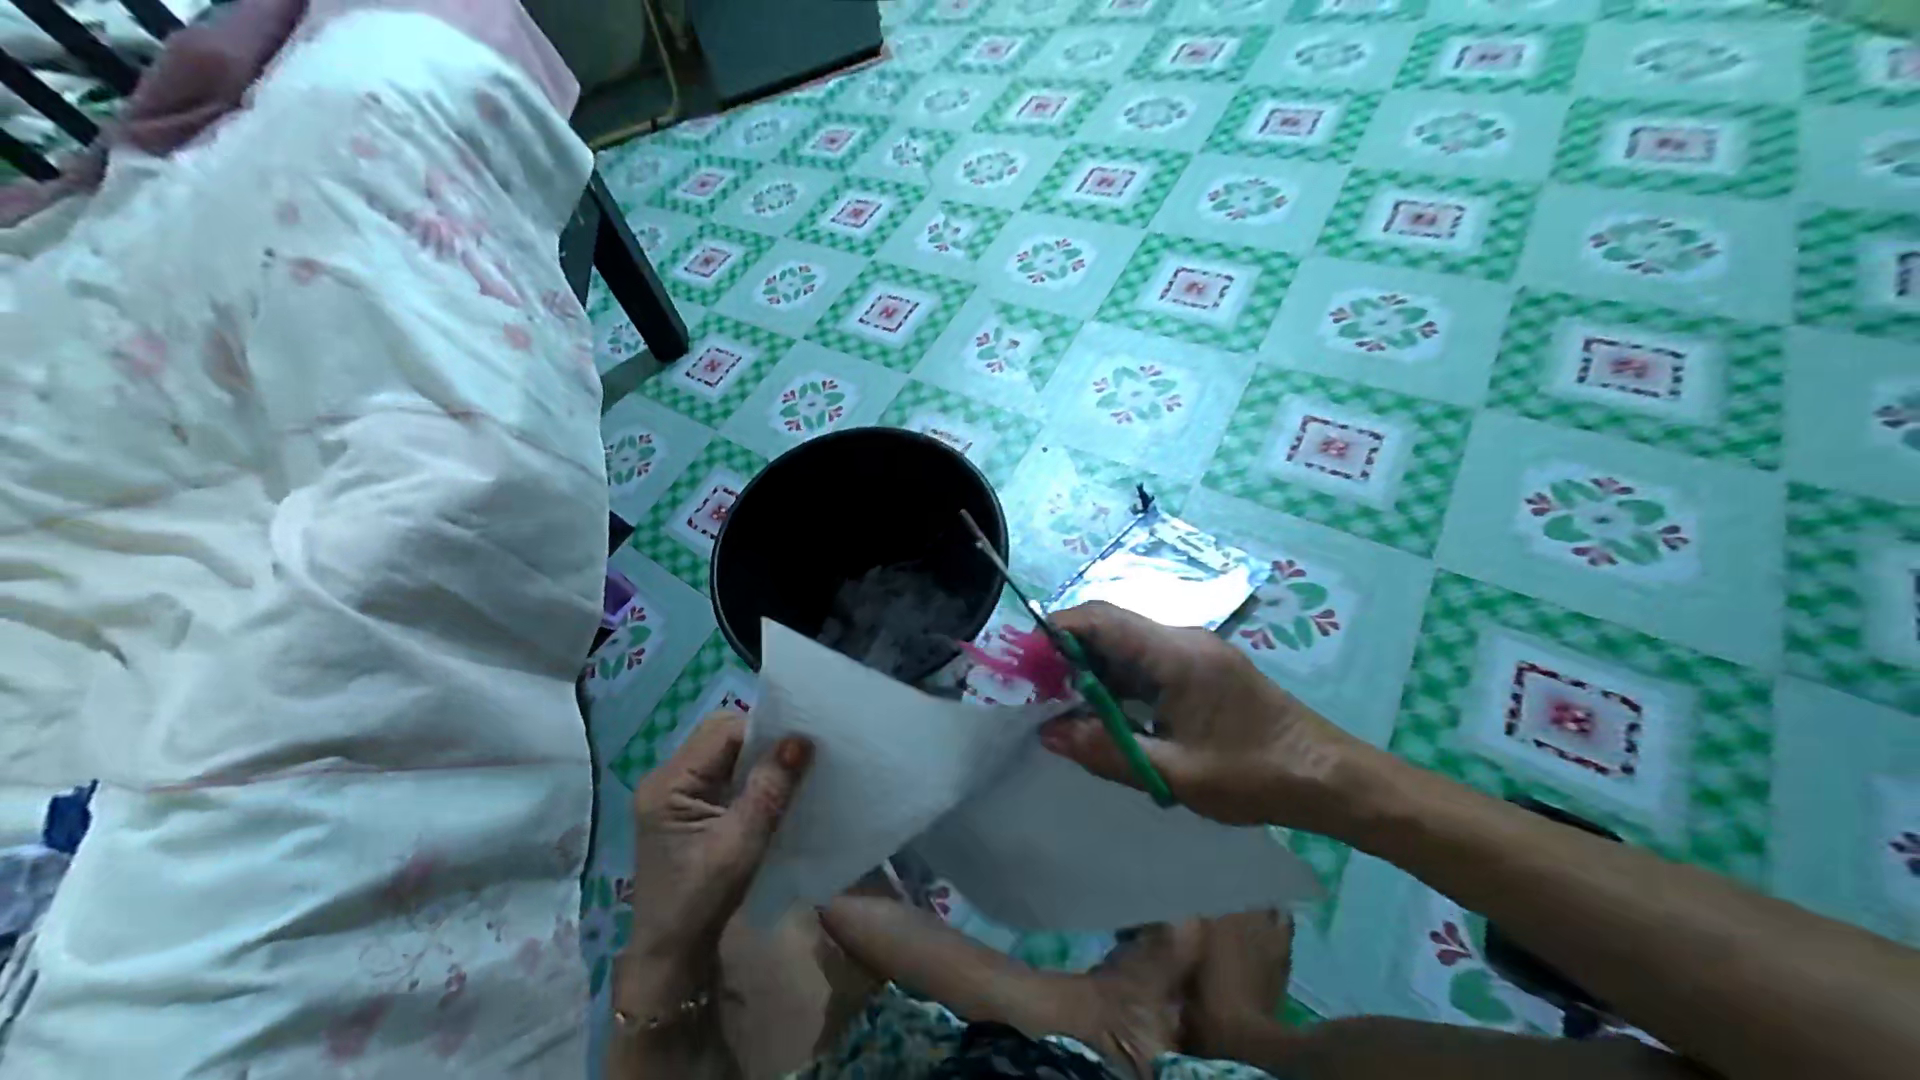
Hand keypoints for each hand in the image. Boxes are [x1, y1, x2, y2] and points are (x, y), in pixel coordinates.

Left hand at [627, 711, 813, 967]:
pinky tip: (773, 787)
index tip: (802, 744)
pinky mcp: (688, 806)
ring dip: (758, 756)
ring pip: (725, 751)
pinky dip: (751, 773)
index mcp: (668, 783)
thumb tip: (801, 739)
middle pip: (721, 734)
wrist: (672, 956)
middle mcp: (666, 777)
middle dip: (762, 739)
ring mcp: (675, 792)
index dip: (763, 731)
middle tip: (798, 756)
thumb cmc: (702, 901)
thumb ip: (770, 788)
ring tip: (790, 769)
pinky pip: (724, 772)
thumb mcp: (742, 843)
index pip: (722, 732)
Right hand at [1037, 601, 1372, 831]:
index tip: (1024, 662)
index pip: (1100, 618)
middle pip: (1108, 626)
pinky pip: (1145, 662)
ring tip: (1062, 705)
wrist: (1328, 776)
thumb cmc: (1255, 774)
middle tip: (1037, 691)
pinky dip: (1116, 680)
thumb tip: (1049, 733)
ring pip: (1125, 644)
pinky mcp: (1200, 669)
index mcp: (1175, 654)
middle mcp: (1181, 640)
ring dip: (1091, 668)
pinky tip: (1106, 712)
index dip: (1056, 630)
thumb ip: (1107, 750)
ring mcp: (1193, 652)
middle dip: (1067, 652)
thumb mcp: (1175, 773)